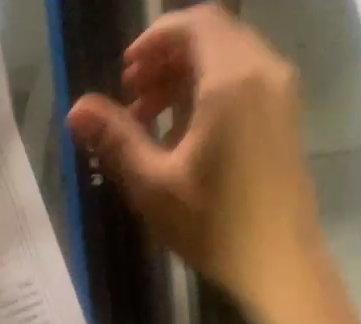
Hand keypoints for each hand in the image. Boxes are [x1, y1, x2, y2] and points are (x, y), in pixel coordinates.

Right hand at [65, 4, 323, 314]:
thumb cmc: (213, 224)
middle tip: (131, 101)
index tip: (125, 73)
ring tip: (151, 123)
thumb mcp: (153, 184)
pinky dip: (210, 95)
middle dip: (167, 61)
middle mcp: (264, 72)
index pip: (195, 23)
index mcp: (233, 78)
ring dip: (186, 80)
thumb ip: (115, 139)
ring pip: (229, 61)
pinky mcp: (285, 121)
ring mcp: (280, 96)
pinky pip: (245, 84)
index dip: (155, 38)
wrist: (277, 263)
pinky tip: (184, 140)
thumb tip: (76, 109)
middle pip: (213, 37)